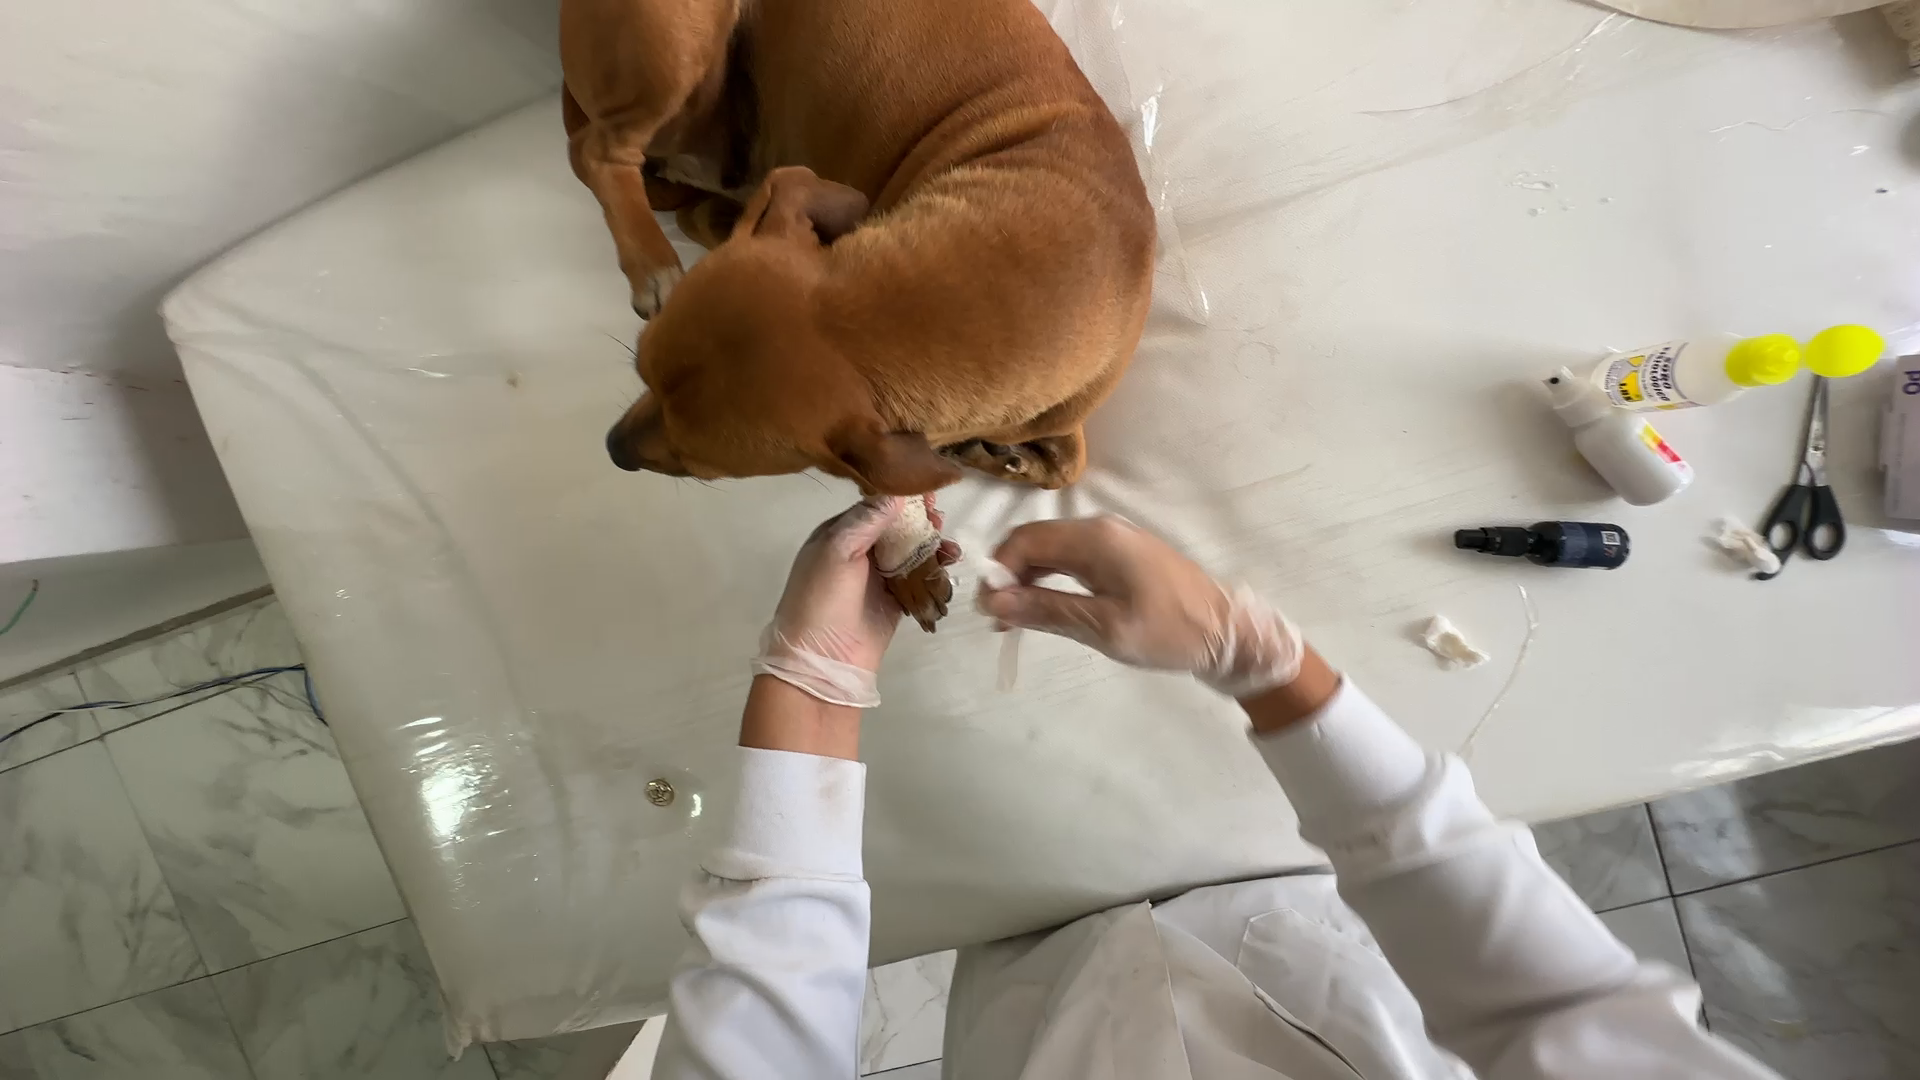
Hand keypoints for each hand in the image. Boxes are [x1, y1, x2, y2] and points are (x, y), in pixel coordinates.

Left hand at [752, 496, 956, 707]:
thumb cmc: (823, 599)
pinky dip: (934, 571)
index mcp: (839, 534)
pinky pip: (918, 578)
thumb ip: (867, 520)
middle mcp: (858, 552)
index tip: (929, 494)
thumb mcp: (838, 551)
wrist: (823, 661)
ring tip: (950, 547)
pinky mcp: (894, 600)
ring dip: (931, 546)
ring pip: (910, 552)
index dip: (901, 499)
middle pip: (896, 528)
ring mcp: (877, 577)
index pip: (874, 507)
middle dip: (920, 522)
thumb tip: (897, 494)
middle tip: (941, 519)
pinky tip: (949, 565)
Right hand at [976, 517, 1304, 698]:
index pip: (1025, 540)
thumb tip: (994, 604)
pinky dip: (1051, 580)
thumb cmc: (1168, 631)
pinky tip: (1045, 606)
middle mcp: (1100, 528)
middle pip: (1035, 541)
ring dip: (1027, 580)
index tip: (986, 611)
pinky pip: (1072, 559)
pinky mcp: (1121, 555)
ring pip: (1052, 551)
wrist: (1229, 633)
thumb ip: (1047, 611)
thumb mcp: (1104, 628)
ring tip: (1015, 619)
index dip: (998, 571)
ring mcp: (1112, 539)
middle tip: (997, 620)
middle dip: (1009, 576)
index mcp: (1095, 538)